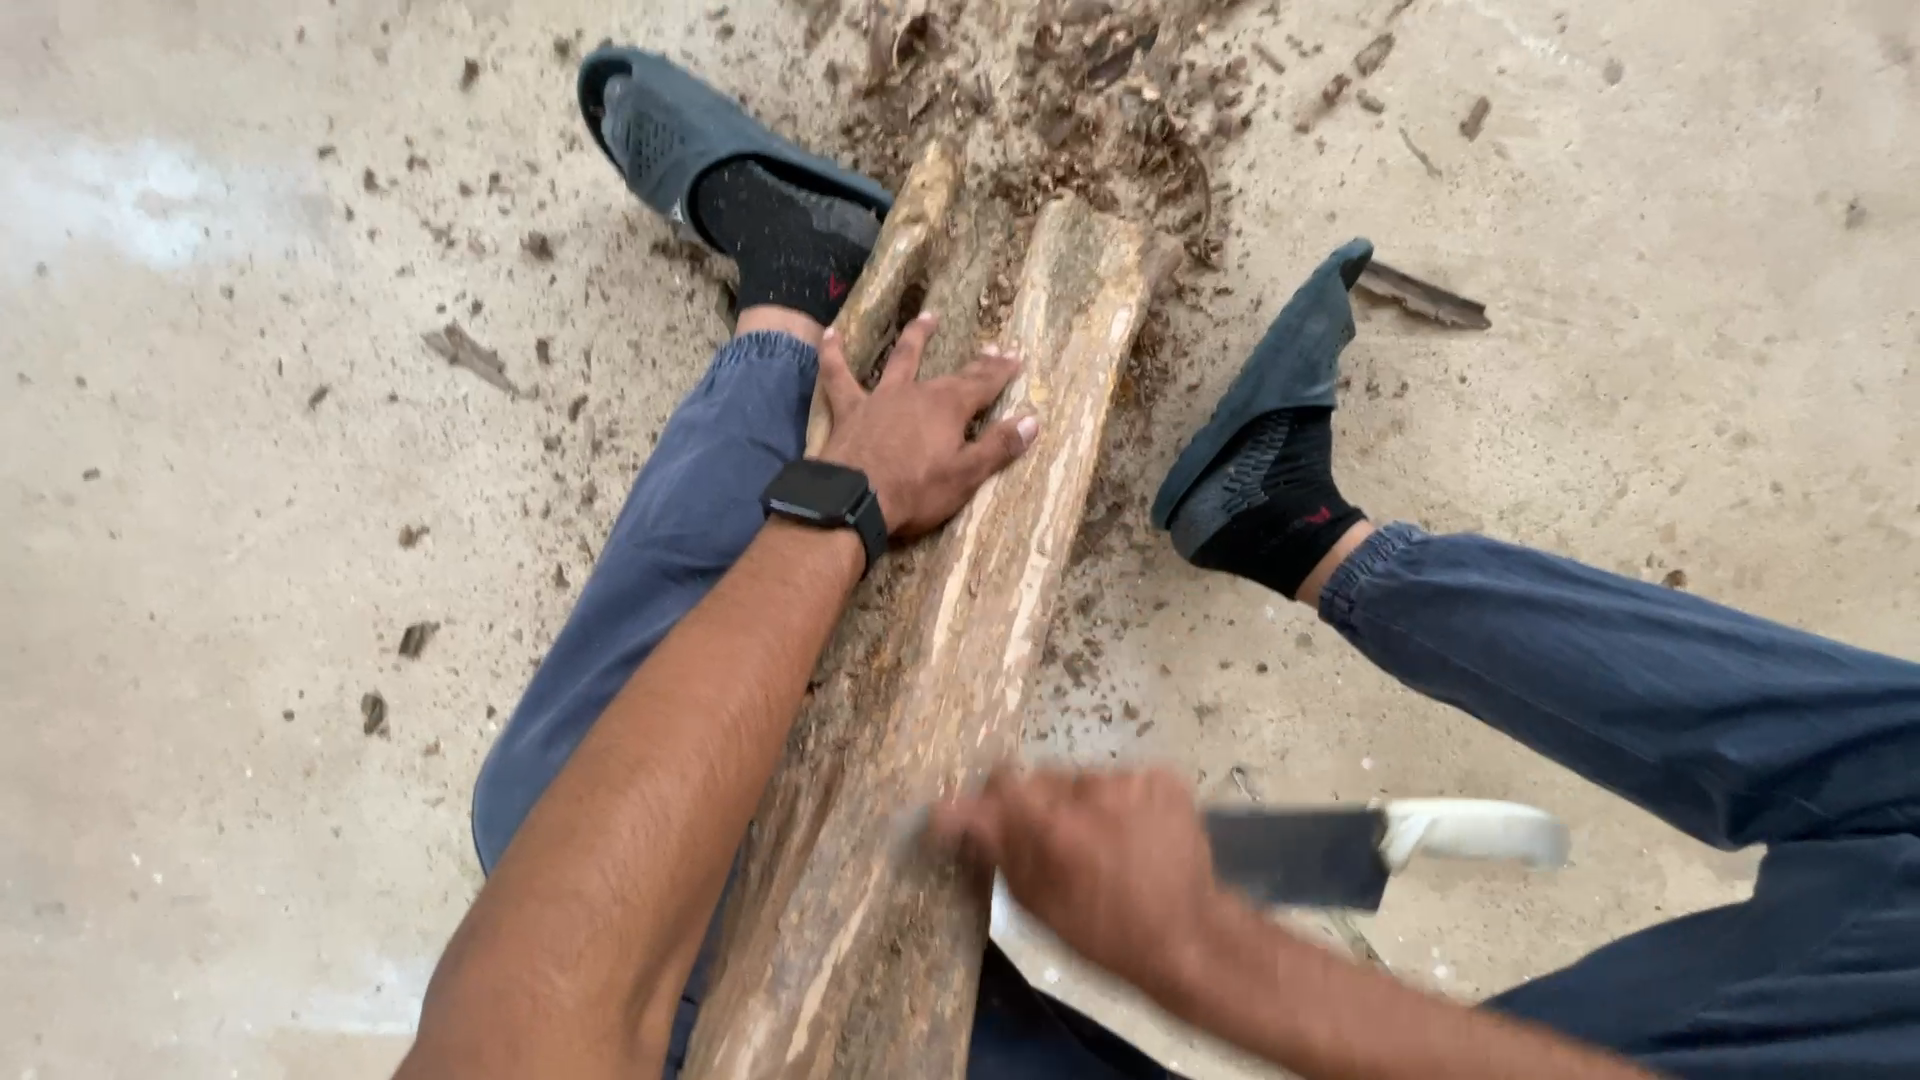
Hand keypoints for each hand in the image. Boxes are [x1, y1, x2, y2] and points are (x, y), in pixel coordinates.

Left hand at [816, 312, 1038, 538]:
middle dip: (976, 362)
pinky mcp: (849, 409)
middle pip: (951, 374)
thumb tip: (1032, 420)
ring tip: (926, 317)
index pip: (984, 384)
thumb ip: (998, 446)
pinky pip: (838, 375)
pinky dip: (833, 354)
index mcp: (949, 408)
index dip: (1002, 371)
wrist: (853, 499)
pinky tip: (830, 333)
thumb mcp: (966, 475)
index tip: (1017, 355)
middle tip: (992, 345)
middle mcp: (917, 393)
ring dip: (915, 337)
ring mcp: (881, 398)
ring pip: (900, 360)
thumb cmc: (915, 492)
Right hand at [930, 765, 1229, 1001]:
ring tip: (1103, 841)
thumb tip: (947, 810)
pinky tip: (1133, 832)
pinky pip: (1122, 778)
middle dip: (1040, 804)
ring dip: (1081, 802)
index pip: (1001, 780)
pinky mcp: (1163, 776)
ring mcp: (1133, 779)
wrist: (1191, 939)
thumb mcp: (1037, 905)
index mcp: (1056, 825)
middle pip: (1043, 777)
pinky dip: (1120, 800)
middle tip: (1057, 843)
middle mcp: (1092, 789)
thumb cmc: (1105, 934)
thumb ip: (995, 847)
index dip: (993, 799)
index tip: (991, 819)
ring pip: (1083, 778)